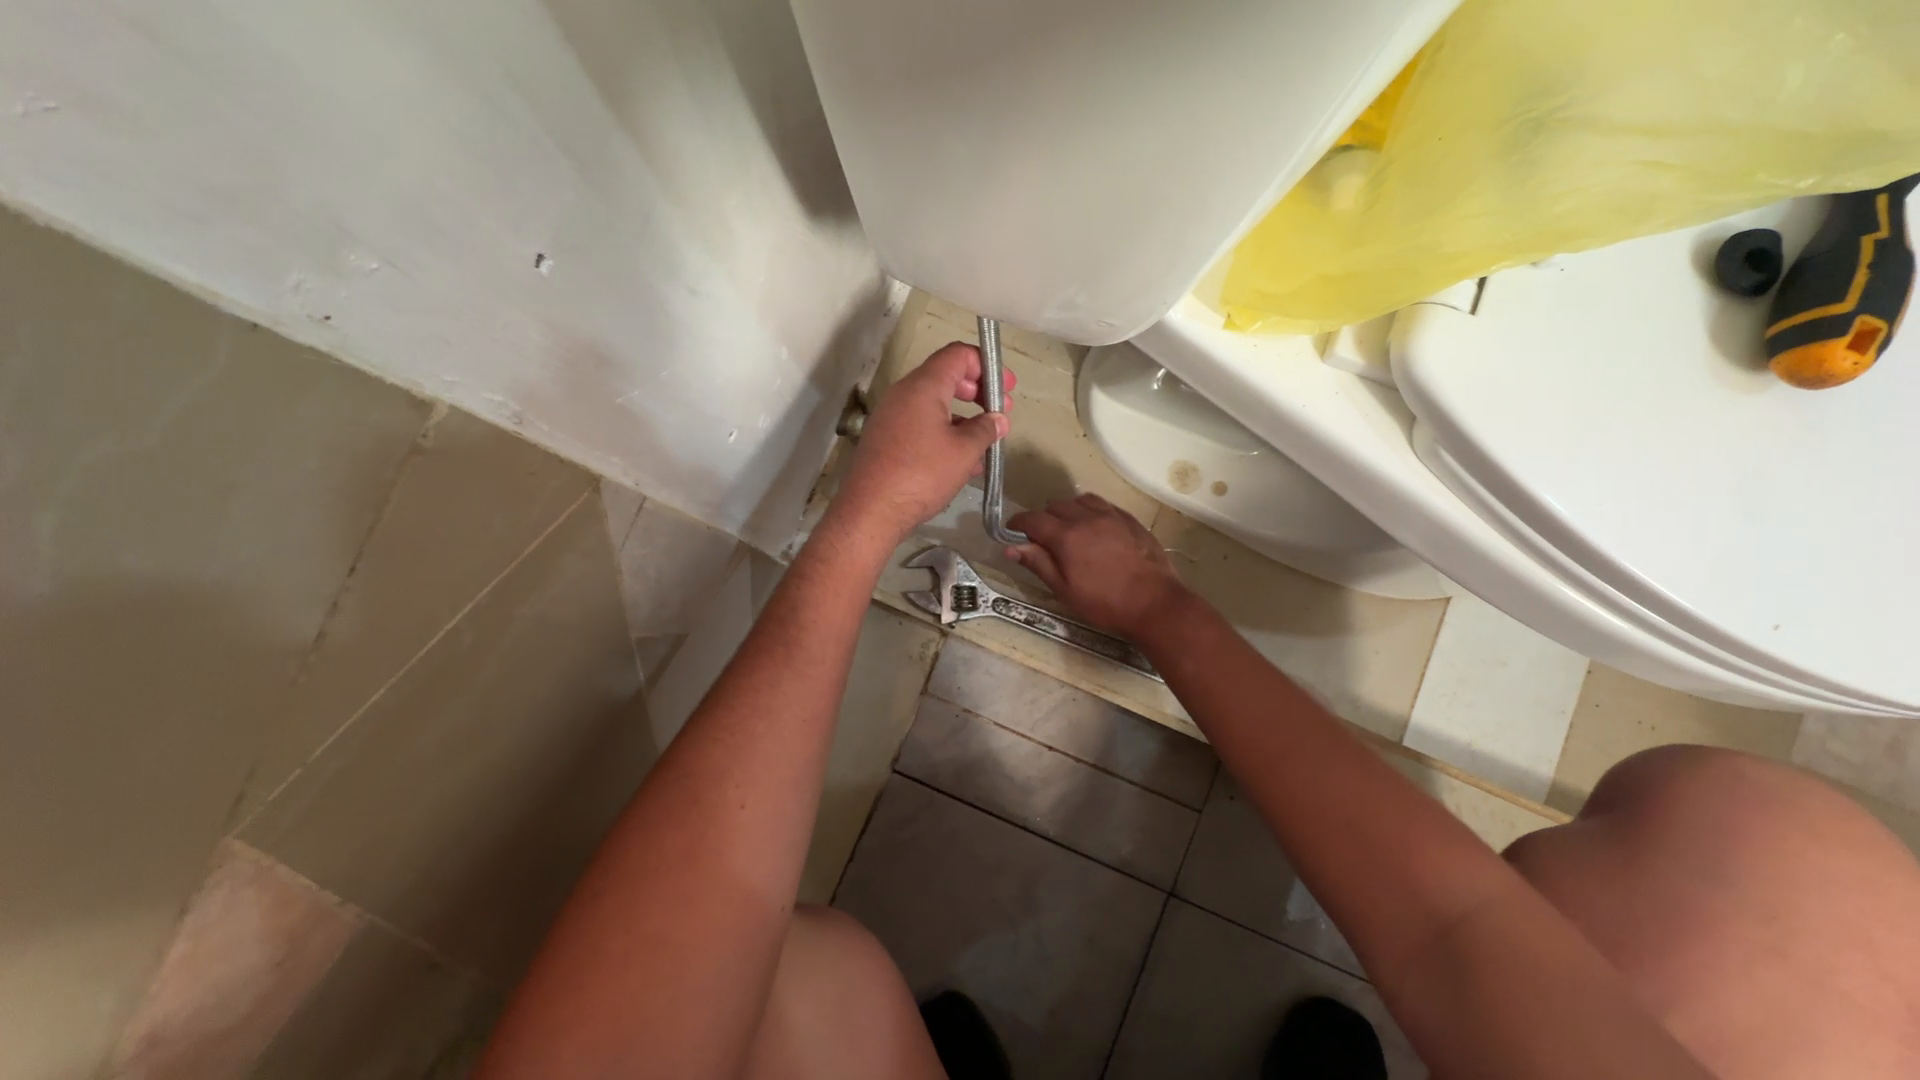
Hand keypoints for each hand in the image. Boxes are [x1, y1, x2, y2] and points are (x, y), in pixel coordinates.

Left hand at [831, 342, 1013, 543]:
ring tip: (984, 442)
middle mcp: (903, 394)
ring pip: (933, 405)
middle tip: (999, 412)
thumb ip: (985, 429)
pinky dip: (943, 433)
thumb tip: (998, 419)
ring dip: (962, 417)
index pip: (958, 355)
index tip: (1006, 389)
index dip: (986, 365)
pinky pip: (920, 425)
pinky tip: (961, 461)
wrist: (871, 510)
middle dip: (976, 391)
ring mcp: (891, 416)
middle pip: (945, 377)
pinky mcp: (885, 439)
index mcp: (923, 386)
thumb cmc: (922, 474)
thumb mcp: (964, 451)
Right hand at [1007, 494, 1191, 640]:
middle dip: (1044, 518)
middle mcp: (1087, 518)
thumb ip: (1038, 563)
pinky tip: (1096, 526)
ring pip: (1081, 501)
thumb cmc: (1104, 604)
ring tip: (1070, 528)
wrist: (1154, 604)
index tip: (1011, 531)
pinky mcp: (1131, 521)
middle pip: (1056, 506)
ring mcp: (1112, 516)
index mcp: (1066, 536)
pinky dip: (1093, 511)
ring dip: (1070, 511)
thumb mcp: (1065, 590)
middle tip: (1043, 538)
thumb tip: (1011, 547)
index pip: (1033, 520)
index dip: (1018, 523)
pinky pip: (1105, 505)